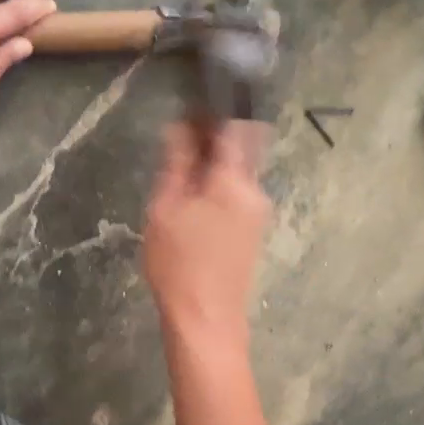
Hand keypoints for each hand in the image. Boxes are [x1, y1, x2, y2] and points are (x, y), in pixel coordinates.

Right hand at [144, 121, 271, 334]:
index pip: (233, 126)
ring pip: (238, 170)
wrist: (206, 318)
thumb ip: (176, 164)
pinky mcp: (253, 229)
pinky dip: (217, 184)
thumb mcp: (165, 209)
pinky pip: (237, 191)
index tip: (189, 106)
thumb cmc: (178, 263)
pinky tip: (191, 198)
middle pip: (241, 146)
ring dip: (213, 162)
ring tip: (178, 171)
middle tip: (180, 140)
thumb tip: (179, 127)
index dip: (212, 110)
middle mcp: (254, 189)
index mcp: (233, 180)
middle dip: (214, 136)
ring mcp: (258, 211)